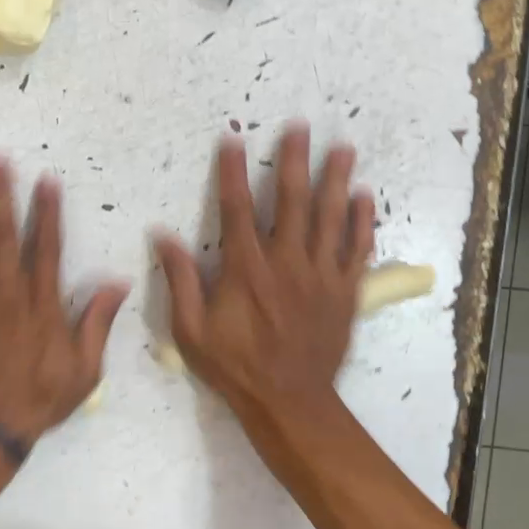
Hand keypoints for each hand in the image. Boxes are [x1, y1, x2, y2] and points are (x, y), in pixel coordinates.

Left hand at [0, 156, 130, 445]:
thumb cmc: (39, 400)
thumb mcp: (85, 370)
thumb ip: (98, 322)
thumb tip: (119, 282)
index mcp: (41, 303)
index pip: (46, 246)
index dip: (47, 211)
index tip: (46, 179)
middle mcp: (5, 292)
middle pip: (3, 233)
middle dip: (0, 192)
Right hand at [155, 124, 375, 420]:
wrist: (289, 402)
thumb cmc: (234, 366)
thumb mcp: (190, 330)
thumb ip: (180, 281)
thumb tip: (164, 236)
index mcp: (246, 270)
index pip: (237, 210)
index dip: (232, 172)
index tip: (232, 140)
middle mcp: (286, 263)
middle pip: (293, 201)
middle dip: (294, 160)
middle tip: (300, 126)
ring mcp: (320, 276)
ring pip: (331, 218)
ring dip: (336, 180)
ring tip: (343, 147)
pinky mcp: (345, 292)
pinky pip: (357, 249)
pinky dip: (361, 222)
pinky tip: (363, 197)